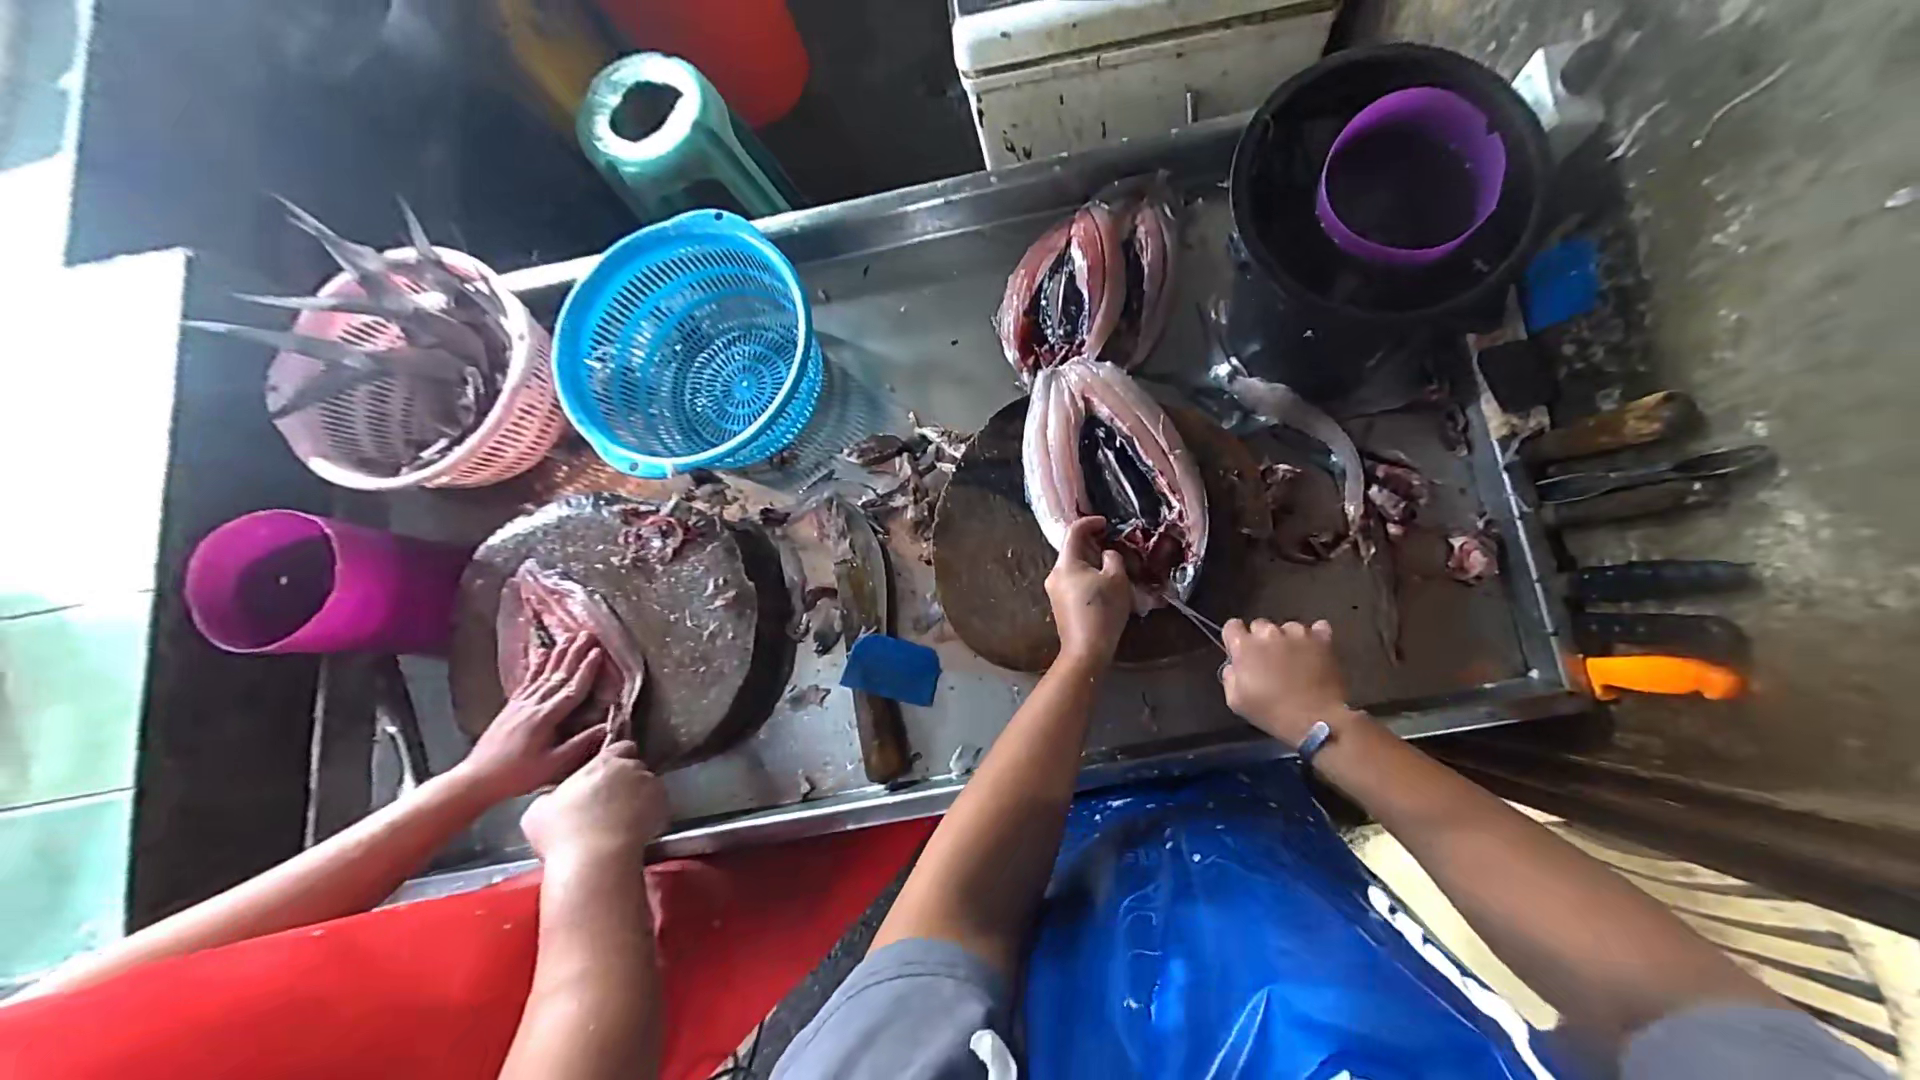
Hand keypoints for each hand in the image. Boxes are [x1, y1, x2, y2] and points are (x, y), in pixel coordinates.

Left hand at [455, 632, 608, 804]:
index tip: (598, 652)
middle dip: (574, 653)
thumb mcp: (552, 765)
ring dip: (558, 654)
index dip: (587, 670)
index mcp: (545, 718)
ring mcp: (520, 704)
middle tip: (588, 634)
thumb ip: (579, 745)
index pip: (571, 689)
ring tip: (569, 637)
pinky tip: (541, 654)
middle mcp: (533, 705)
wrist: (475, 779)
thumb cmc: (517, 776)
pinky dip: (536, 665)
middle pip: (558, 675)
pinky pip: (527, 680)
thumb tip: (606, 726)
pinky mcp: (511, 707)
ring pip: (543, 674)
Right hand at [521, 740, 669, 867]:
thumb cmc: (562, 835)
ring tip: (624, 819)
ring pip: (648, 785)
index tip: (608, 775)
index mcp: (603, 763)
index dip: (616, 760)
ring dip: (640, 796)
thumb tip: (556, 797)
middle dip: (626, 780)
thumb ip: (553, 795)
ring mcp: (651, 785)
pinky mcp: (664, 805)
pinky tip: (635, 829)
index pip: (620, 748)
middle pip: (634, 767)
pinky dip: (651, 813)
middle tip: (612, 803)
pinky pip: (658, 804)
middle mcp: (632, 768)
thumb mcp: (539, 811)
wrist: (595, 860)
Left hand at [1046, 516, 1131, 668]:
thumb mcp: (1117, 579)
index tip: (1106, 523)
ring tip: (1114, 567)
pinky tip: (1104, 586)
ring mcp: (1054, 590)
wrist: (1086, 650)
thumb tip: (1106, 554)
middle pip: (1073, 549)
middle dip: (1094, 544)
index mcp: (1065, 563)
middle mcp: (1055, 574)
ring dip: (1093, 562)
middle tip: (1115, 545)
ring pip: (1074, 566)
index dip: (1091, 522)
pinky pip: (1074, 581)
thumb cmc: (1102, 611)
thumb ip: (1113, 558)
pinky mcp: (1059, 604)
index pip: (1074, 531)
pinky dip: (1088, 577)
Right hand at [1220, 618, 1357, 745]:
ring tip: (1295, 658)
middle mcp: (1269, 633)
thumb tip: (1234, 666)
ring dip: (1287, 639)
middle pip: (1260, 625)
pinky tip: (1315, 649)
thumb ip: (1229, 677)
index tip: (1241, 651)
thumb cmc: (1272, 712)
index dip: (1235, 638)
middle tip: (1269, 659)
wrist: (1317, 719)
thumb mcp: (1236, 701)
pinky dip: (1314, 637)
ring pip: (1287, 627)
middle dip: (1261, 639)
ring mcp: (1297, 633)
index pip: (1232, 626)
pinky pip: (1318, 628)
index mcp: (1244, 646)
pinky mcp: (1323, 639)